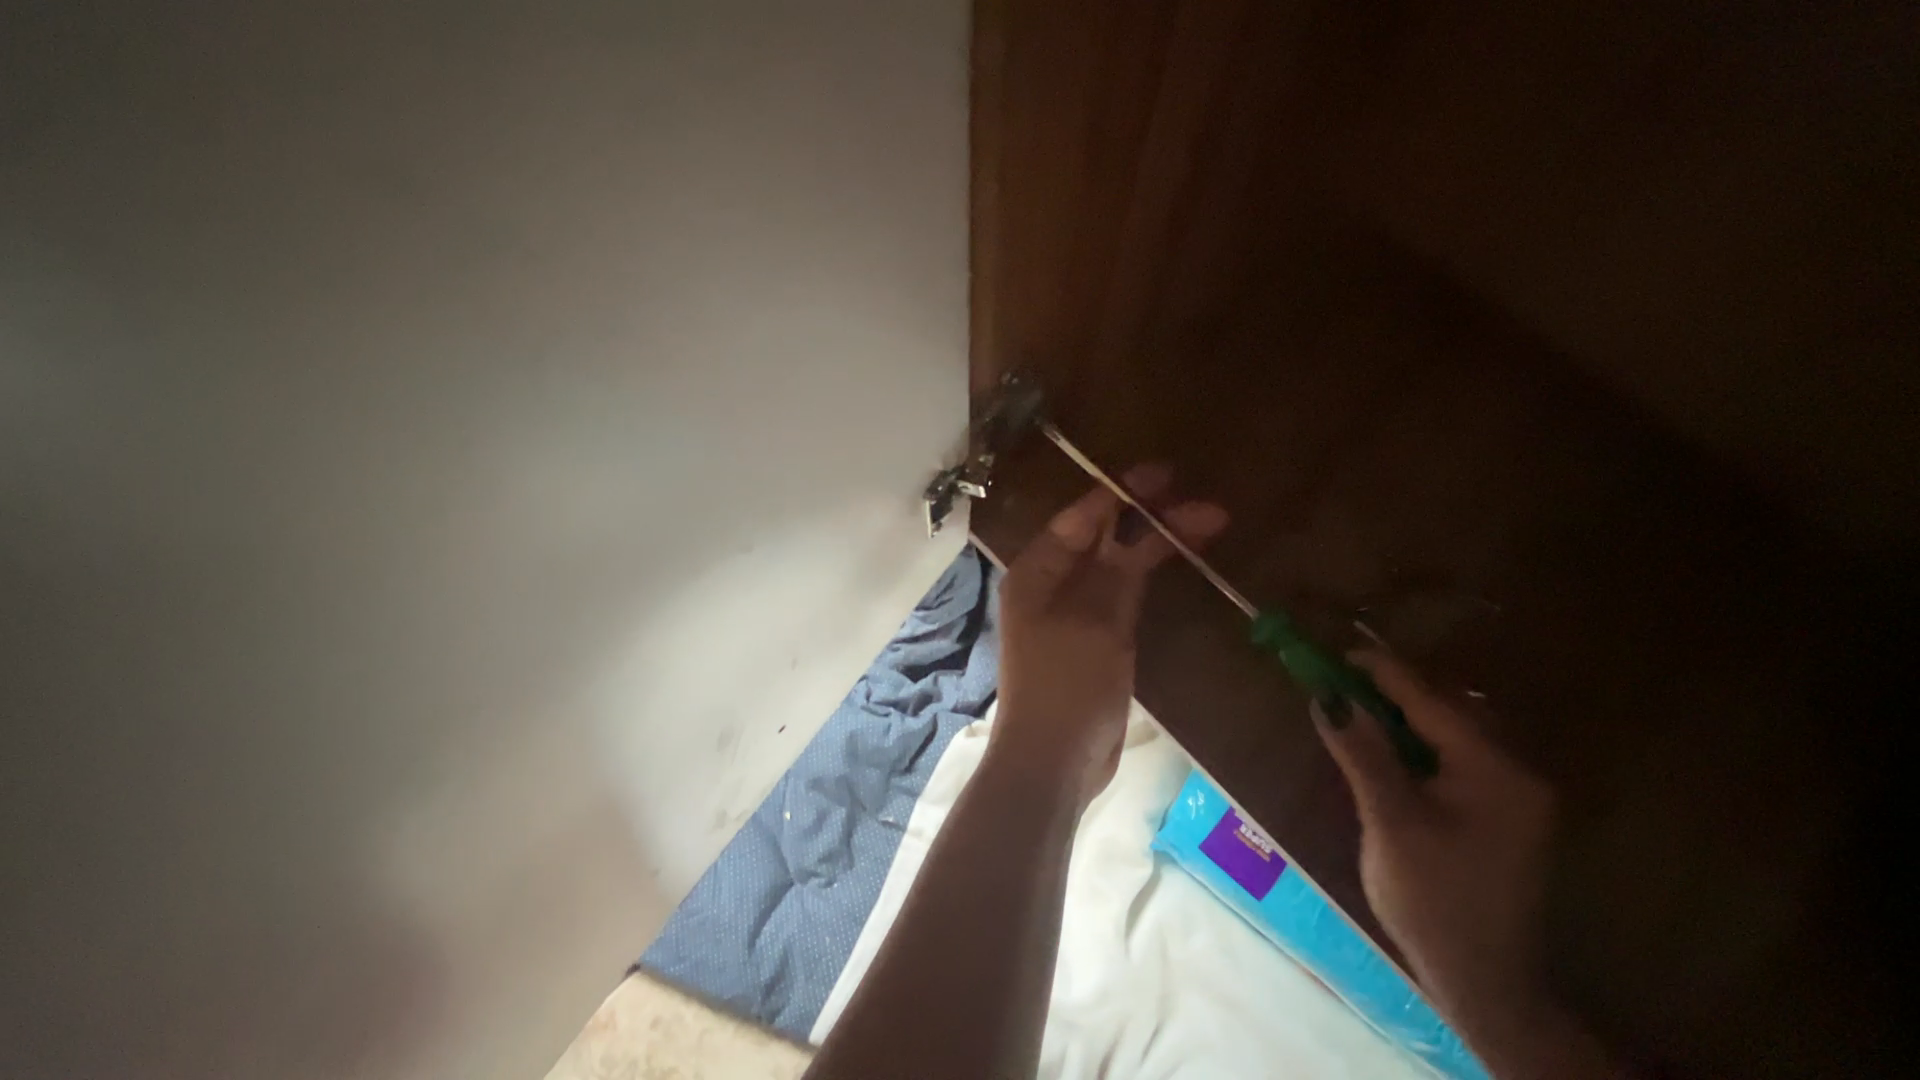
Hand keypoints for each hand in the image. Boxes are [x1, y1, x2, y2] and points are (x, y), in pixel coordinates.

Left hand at [995, 466, 1227, 809]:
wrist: (1055, 760)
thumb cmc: (1065, 684)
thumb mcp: (1094, 621)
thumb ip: (1118, 572)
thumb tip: (1140, 530)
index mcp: (1036, 573)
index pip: (1081, 518)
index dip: (1121, 492)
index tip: (1165, 475)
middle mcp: (1051, 586)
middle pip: (1103, 539)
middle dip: (1148, 517)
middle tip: (1196, 497)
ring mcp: (1074, 614)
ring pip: (1118, 566)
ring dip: (1156, 545)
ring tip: (1207, 522)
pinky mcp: (1096, 641)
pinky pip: (1123, 595)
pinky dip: (1149, 577)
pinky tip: (1176, 562)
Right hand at [1313, 650, 1556, 1022]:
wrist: (1483, 980)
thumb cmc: (1432, 899)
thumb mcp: (1389, 822)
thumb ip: (1362, 753)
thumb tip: (1328, 697)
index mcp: (1495, 770)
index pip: (1431, 701)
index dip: (1381, 672)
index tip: (1336, 652)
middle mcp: (1517, 771)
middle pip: (1450, 708)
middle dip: (1395, 688)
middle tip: (1342, 680)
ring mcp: (1517, 793)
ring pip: (1456, 730)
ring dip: (1408, 713)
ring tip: (1360, 707)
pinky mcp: (1506, 812)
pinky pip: (1460, 756)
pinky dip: (1423, 742)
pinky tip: (1391, 749)